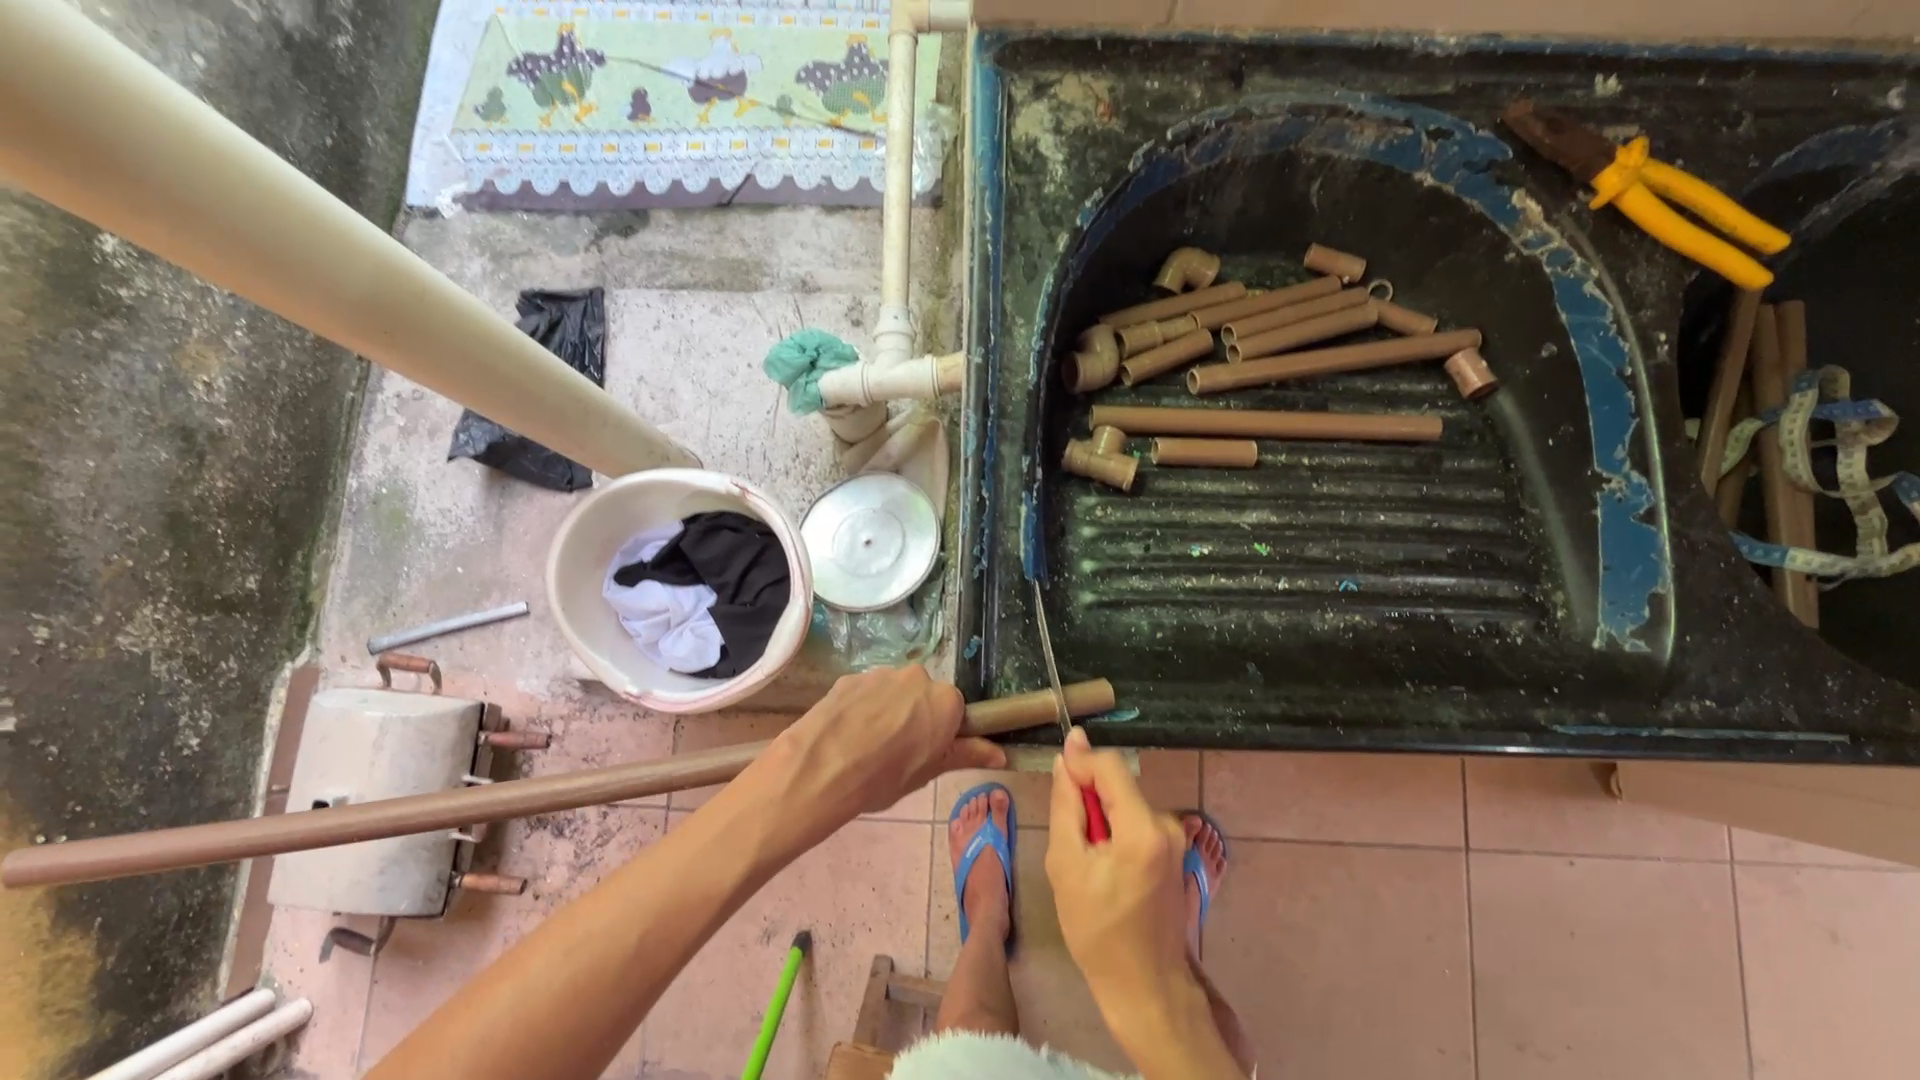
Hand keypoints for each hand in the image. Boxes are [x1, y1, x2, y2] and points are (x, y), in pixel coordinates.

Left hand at [760, 666, 1006, 837]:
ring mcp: (880, 674)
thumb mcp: (928, 772)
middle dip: (915, 717)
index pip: (954, 710)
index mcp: (944, 701)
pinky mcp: (850, 677)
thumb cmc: (884, 777)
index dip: (942, 732)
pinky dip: (861, 709)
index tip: (927, 751)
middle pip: (923, 696)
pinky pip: (865, 692)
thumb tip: (1000, 753)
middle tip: (897, 752)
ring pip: (893, 692)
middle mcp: (916, 677)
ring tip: (867, 746)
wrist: (822, 768)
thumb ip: (966, 755)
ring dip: (887, 711)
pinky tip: (847, 735)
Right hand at [1045, 728, 1194, 1031]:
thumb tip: (1066, 756)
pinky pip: (1137, 822)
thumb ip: (1066, 805)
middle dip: (1088, 798)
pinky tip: (1106, 869)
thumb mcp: (1065, 865)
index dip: (1079, 761)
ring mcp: (1177, 838)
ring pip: (1126, 803)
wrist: (1145, 984)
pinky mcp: (1176, 850)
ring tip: (1087, 862)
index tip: (1055, 774)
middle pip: (1118, 784)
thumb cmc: (1097, 931)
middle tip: (1069, 841)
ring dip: (1101, 818)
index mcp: (1143, 828)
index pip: (1109, 765)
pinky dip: (1116, 833)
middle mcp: (1168, 824)